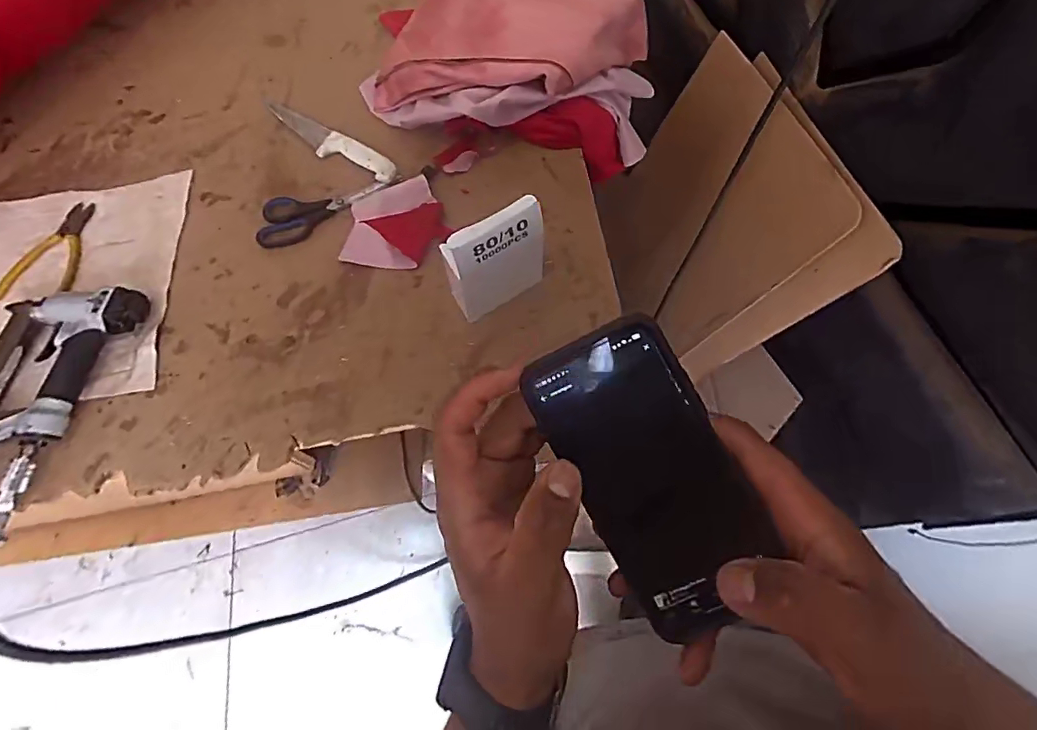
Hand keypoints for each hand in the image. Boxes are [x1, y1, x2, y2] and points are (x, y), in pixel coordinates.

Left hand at [432, 367, 580, 709]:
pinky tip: (582, 434)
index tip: (517, 373)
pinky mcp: (529, 502)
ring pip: (518, 440)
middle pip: (494, 429)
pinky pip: (540, 458)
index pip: (454, 431)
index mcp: (464, 501)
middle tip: (571, 389)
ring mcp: (505, 494)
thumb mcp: (527, 575)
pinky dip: (558, 441)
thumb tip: (566, 465)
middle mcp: (480, 489)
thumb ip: (544, 522)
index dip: (476, 394)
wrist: (524, 662)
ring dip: (544, 419)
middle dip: (525, 404)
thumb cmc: (514, 624)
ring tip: (580, 401)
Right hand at [669, 416, 1036, 729]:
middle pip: (732, 497)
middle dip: (683, 500)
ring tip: (637, 588)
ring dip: (685, 566)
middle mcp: (797, 535)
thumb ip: (794, 595)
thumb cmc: (906, 662)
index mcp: (812, 522)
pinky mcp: (791, 602)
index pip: (760, 457)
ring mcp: (794, 568)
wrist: (942, 713)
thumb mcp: (850, 628)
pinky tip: (690, 650)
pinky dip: (709, 616)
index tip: (668, 421)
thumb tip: (725, 571)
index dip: (718, 431)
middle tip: (632, 512)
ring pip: (726, 548)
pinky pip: (737, 594)